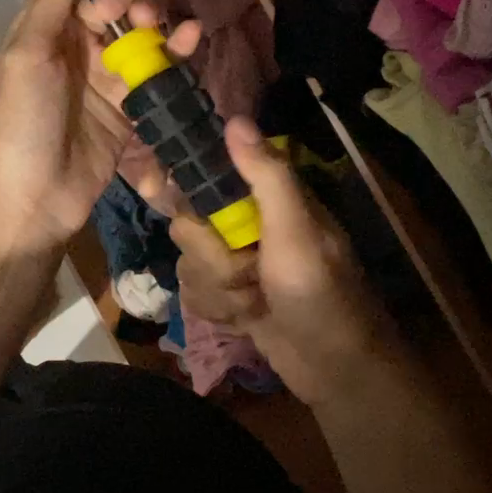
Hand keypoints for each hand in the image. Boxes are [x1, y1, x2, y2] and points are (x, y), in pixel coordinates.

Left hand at [0, 0, 196, 242]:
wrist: (38, 194)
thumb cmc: (22, 122)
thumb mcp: (27, 57)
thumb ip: (50, 2)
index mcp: (44, 27)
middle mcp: (77, 41)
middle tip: (117, 13)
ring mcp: (108, 69)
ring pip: (142, 23)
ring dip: (153, 12)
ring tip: (151, 24)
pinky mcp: (133, 98)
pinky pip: (161, 62)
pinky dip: (178, 45)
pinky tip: (189, 38)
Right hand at [168, 118, 385, 406]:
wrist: (336, 372)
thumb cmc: (321, 295)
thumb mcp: (297, 232)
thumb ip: (266, 177)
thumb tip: (235, 120)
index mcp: (265, 199)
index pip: (205, 175)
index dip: (181, 185)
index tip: (155, 190)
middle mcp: (246, 225)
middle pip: (186, 226)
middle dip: (213, 259)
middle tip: (252, 273)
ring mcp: (234, 263)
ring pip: (187, 263)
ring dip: (219, 291)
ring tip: (256, 303)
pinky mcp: (228, 296)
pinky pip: (194, 294)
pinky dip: (219, 311)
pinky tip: (247, 320)